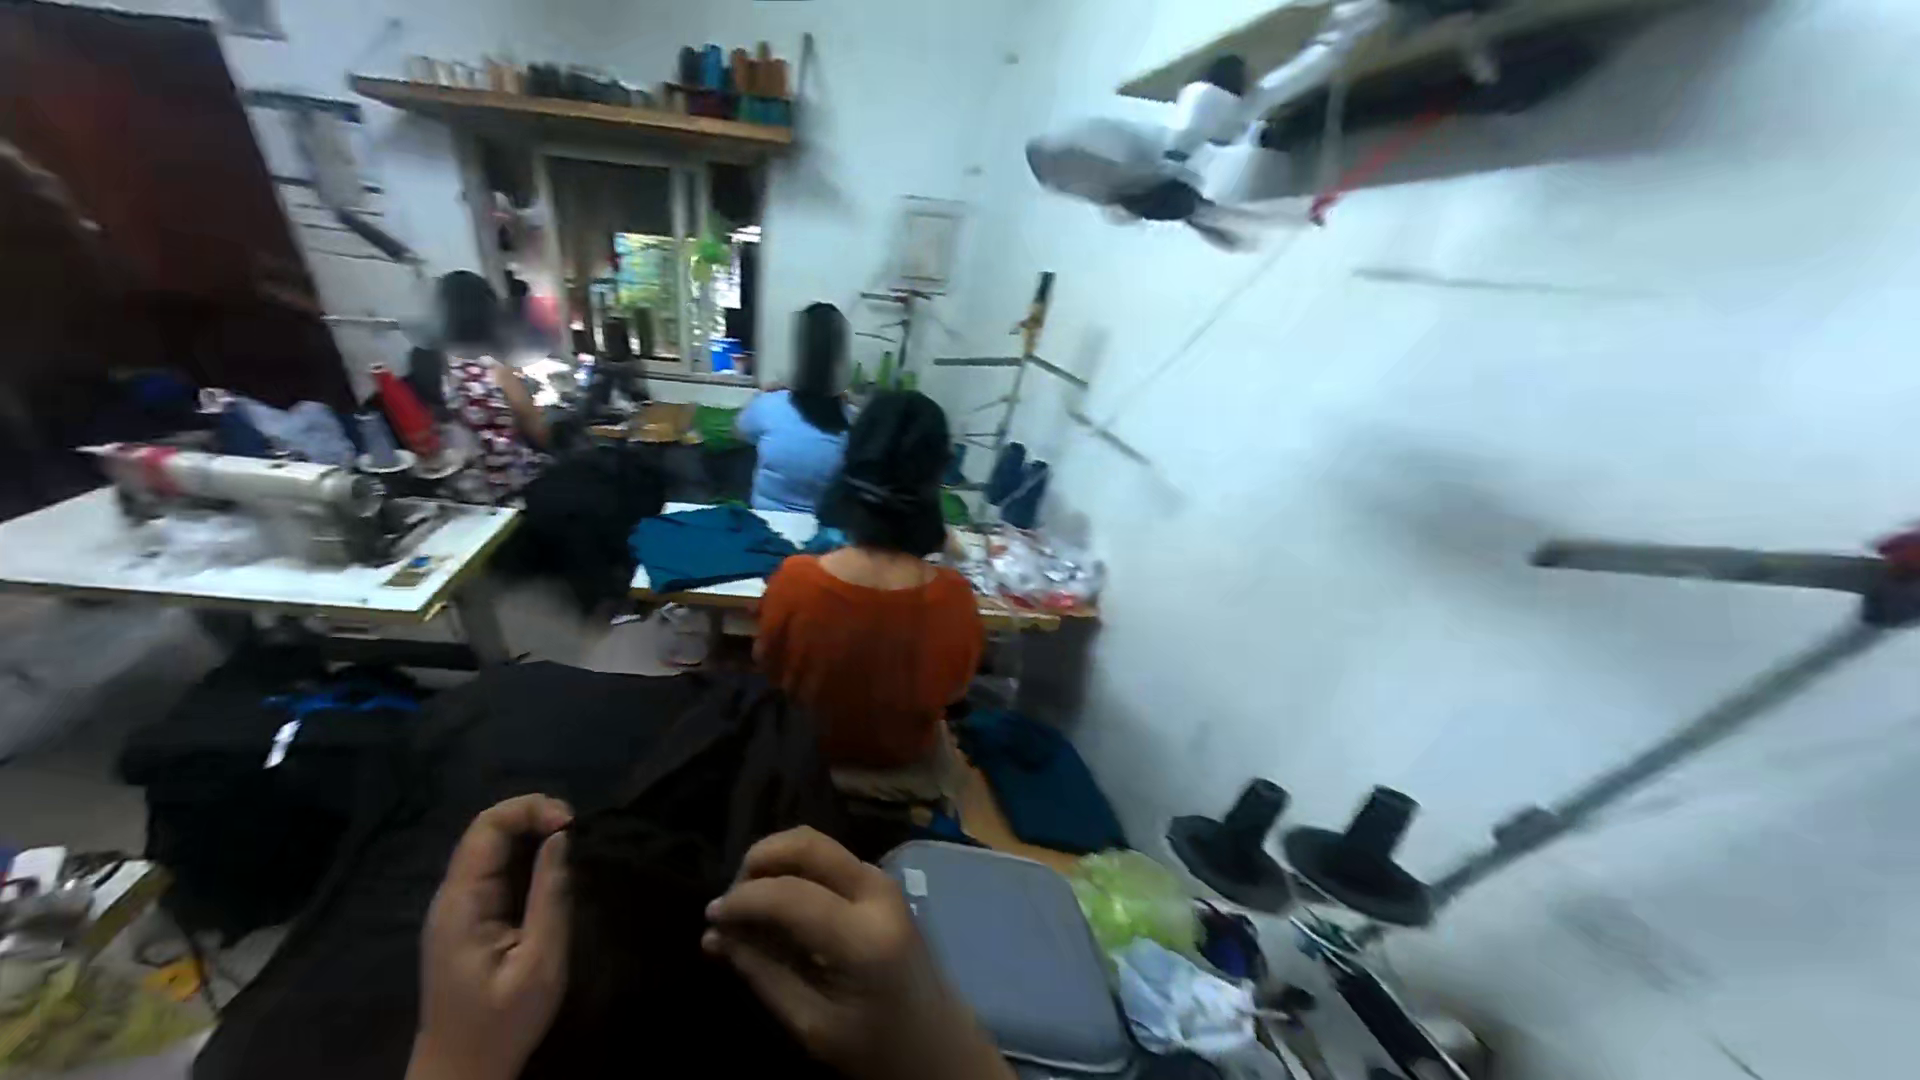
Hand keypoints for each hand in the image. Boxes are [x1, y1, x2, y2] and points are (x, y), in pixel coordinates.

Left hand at [408, 796, 573, 1079]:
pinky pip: (498, 865)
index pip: (486, 828)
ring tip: (572, 839)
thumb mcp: (540, 961)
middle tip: (577, 828)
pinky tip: (555, 861)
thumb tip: (562, 836)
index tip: (571, 824)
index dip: (530, 810)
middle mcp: (453, 896)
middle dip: (534, 814)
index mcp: (461, 904)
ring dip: (533, 830)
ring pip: (493, 843)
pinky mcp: (471, 915)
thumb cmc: (502, 1022)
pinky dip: (529, 851)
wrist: (460, 1074)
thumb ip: (551, 895)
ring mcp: (459, 906)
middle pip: (487, 829)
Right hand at [704, 828, 1013, 1079]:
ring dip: (776, 860)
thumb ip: (763, 972)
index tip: (710, 917)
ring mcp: (882, 878)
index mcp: (863, 935)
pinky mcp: (879, 879)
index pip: (792, 895)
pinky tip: (775, 901)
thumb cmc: (876, 1046)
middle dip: (759, 859)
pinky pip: (828, 857)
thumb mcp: (811, 1024)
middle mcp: (876, 889)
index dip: (744, 899)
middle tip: (730, 900)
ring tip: (747, 902)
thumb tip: (713, 934)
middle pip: (807, 844)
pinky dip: (794, 868)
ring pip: (817, 843)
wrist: (938, 1042)